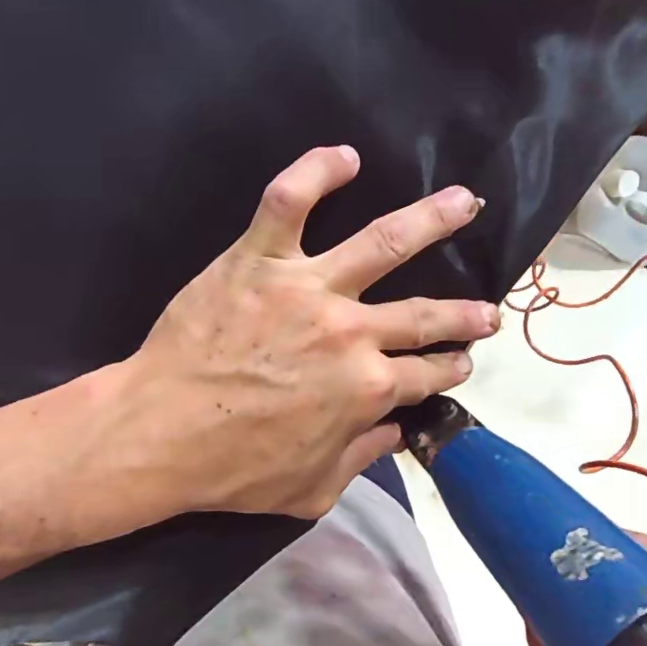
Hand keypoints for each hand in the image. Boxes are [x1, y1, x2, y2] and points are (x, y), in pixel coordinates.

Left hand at [121, 145, 498, 518]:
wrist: (159, 435)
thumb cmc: (234, 470)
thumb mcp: (312, 490)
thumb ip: (362, 458)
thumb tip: (396, 432)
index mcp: (367, 389)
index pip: (425, 373)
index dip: (449, 368)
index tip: (460, 361)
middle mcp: (351, 333)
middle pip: (423, 315)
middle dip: (463, 314)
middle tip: (486, 310)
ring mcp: (307, 288)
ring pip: (382, 242)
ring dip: (431, 220)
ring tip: (464, 202)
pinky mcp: (258, 260)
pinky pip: (289, 202)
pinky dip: (317, 172)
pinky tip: (345, 156)